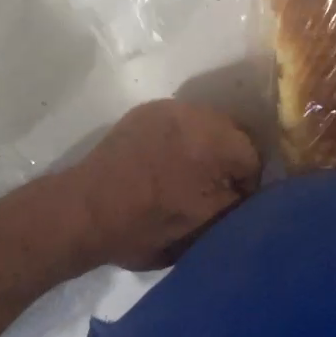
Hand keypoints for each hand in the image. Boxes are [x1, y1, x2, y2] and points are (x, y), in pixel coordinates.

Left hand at [67, 99, 260, 271]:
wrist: (84, 210)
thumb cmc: (144, 224)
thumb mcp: (200, 228)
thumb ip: (234, 203)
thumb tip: (247, 191)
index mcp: (211, 141)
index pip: (251, 153)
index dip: (248, 181)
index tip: (234, 202)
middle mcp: (192, 114)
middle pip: (230, 130)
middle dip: (229, 157)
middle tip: (216, 187)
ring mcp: (166, 108)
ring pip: (204, 121)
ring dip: (206, 143)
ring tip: (189, 173)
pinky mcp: (145, 111)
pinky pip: (178, 119)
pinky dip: (181, 136)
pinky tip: (166, 160)